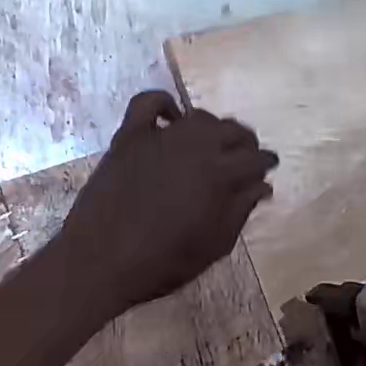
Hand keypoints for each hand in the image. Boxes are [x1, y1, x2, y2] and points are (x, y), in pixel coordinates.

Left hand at [55, 91, 277, 314]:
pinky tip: (171, 118)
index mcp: (221, 174)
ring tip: (212, 144)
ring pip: (199, 117)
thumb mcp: (213, 245)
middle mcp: (196, 146)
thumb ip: (241, 211)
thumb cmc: (162, 262)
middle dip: (245, 144)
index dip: (265, 165)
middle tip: (244, 158)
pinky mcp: (129, 136)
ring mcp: (160, 137)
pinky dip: (163, 104)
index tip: (266, 171)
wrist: (100, 261)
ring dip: (212, 128)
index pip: (256, 158)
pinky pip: (148, 103)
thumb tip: (262, 186)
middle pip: (232, 131)